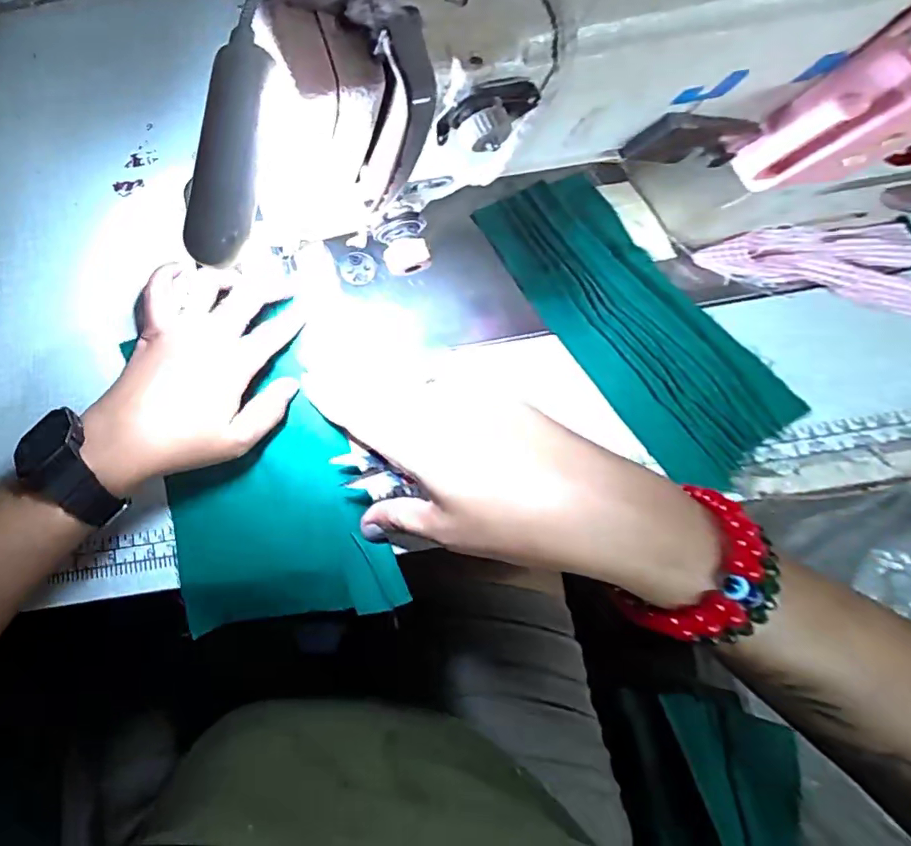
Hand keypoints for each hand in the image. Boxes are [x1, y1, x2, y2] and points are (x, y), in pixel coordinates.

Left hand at [80, 263, 305, 496]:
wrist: (125, 438)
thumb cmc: (182, 443)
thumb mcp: (235, 441)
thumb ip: (268, 412)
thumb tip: (292, 385)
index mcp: (235, 363)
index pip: (274, 332)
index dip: (295, 318)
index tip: (308, 307)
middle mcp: (211, 334)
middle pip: (249, 294)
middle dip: (274, 284)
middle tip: (286, 285)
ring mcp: (180, 324)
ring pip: (208, 281)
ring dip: (229, 275)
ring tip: (239, 280)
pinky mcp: (154, 324)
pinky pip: (159, 287)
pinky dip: (169, 273)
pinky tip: (182, 271)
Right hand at [305, 370, 722, 607]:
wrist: (599, 503)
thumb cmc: (515, 525)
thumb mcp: (450, 530)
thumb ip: (402, 516)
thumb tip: (368, 519)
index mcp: (417, 439)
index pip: (361, 411)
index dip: (333, 396)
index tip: (311, 380)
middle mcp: (438, 404)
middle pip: (385, 387)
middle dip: (359, 387)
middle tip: (340, 384)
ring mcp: (473, 393)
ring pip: (418, 382)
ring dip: (398, 390)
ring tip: (392, 406)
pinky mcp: (501, 392)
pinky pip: (449, 384)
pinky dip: (432, 391)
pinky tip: (441, 409)